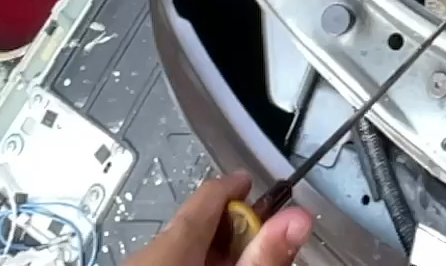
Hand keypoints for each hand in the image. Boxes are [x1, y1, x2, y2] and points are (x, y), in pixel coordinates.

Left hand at [123, 173, 311, 265]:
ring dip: (214, 257)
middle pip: (193, 227)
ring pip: (179, 254)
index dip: (235, 188)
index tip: (256, 187)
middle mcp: (147, 258)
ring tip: (242, 264)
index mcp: (169, 249)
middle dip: (229, 230)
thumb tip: (299, 218)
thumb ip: (265, 259)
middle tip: (262, 239)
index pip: (207, 197)